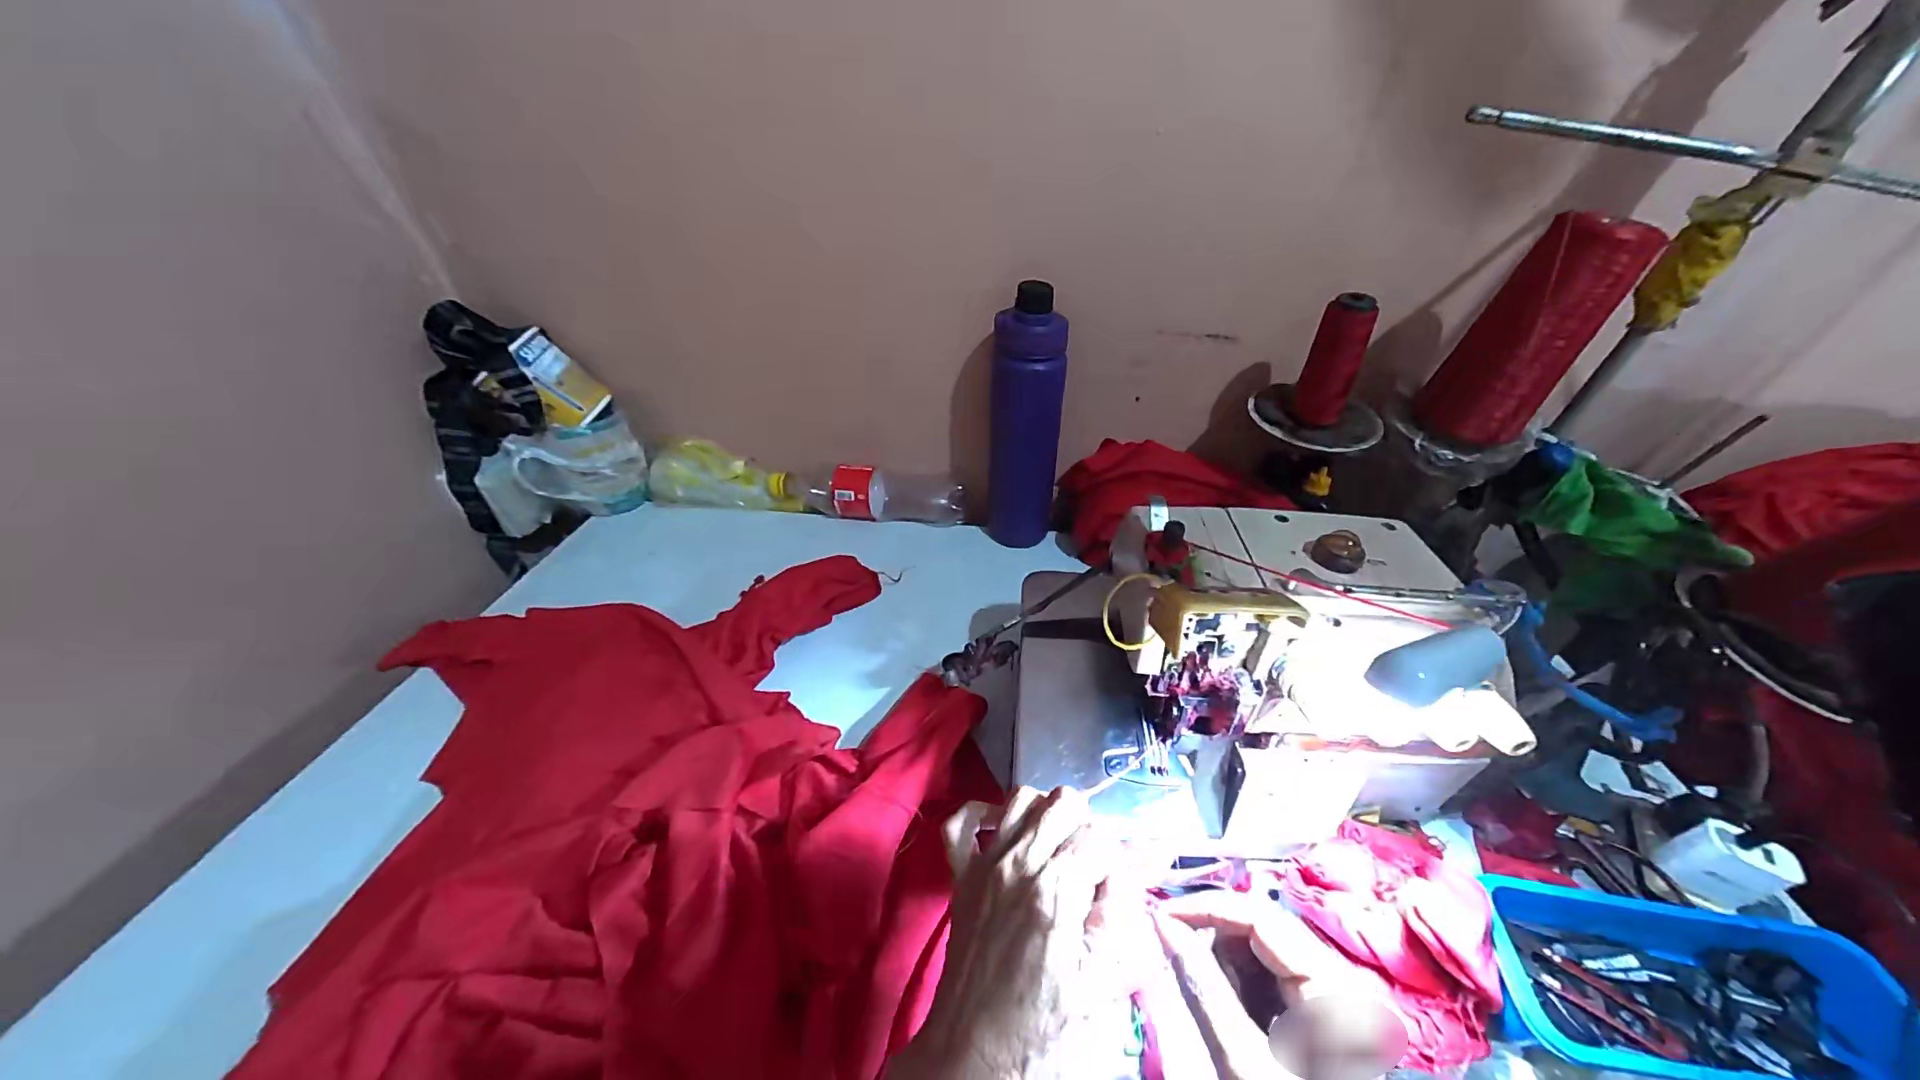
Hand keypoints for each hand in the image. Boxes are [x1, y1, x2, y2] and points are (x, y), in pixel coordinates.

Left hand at [890, 786, 1138, 1079]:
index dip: (1125, 853)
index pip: (1100, 836)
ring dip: (1046, 813)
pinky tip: (1005, 833)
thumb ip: (1122, 913)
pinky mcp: (960, 874)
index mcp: (1054, 889)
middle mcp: (1016, 862)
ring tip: (1060, 847)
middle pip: (1063, 803)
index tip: (1136, 872)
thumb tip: (1149, 857)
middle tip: (1096, 864)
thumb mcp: (1098, 980)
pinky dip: (985, 815)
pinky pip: (962, 822)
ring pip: (1021, 798)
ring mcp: (983, 863)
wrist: (973, 1048)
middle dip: (1089, 826)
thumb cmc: (1040, 1023)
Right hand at [1151, 891, 1404, 1079]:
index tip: (1158, 915)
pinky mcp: (1324, 1006)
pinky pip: (1272, 969)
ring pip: (1262, 944)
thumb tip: (1160, 921)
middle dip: (1213, 937)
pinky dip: (1241, 980)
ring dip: (1225, 960)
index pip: (1258, 915)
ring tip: (1211, 999)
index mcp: (1332, 986)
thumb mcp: (1240, 1057)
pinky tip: (1233, 1011)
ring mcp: (1335, 992)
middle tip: (1177, 958)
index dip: (1205, 907)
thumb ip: (1201, 983)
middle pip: (1261, 925)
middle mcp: (1341, 977)